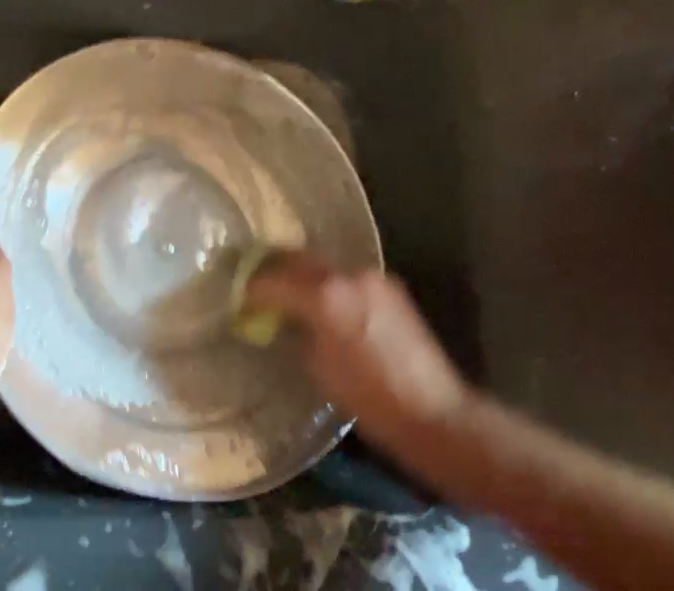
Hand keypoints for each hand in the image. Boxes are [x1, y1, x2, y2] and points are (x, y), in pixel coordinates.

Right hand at [246, 253, 469, 440]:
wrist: (434, 414)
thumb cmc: (369, 398)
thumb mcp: (318, 366)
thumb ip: (297, 331)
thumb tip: (284, 320)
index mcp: (325, 295)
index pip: (274, 280)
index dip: (252, 290)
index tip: (239, 300)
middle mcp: (348, 276)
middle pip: (299, 259)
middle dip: (274, 270)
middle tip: (256, 287)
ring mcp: (373, 278)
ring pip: (324, 264)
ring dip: (301, 274)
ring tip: (284, 293)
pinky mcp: (390, 289)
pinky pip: (346, 277)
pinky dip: (327, 283)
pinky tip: (319, 302)